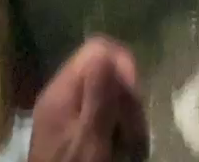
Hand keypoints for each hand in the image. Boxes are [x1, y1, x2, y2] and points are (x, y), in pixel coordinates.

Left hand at [29, 36, 148, 161]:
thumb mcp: (89, 139)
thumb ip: (99, 94)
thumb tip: (108, 51)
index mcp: (62, 90)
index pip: (97, 49)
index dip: (122, 63)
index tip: (136, 93)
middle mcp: (62, 95)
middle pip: (105, 71)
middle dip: (126, 96)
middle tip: (135, 129)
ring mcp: (66, 114)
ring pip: (107, 95)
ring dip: (125, 115)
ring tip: (131, 145)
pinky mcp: (73, 132)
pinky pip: (101, 116)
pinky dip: (116, 129)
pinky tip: (122, 149)